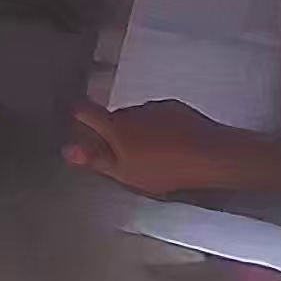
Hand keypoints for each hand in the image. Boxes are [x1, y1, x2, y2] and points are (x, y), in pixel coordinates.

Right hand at [64, 100, 260, 195]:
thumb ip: (94, 159)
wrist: (211, 156)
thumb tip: (69, 151)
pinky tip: (169, 148)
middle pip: (113, 117)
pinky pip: (159, 117)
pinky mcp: (177, 109)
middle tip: (119, 156)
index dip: (77, 115)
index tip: (74, 119)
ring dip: (138, 132)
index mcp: (114, 126)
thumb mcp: (123, 172)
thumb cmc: (166, 168)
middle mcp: (132, 111)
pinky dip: (159, 129)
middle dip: (113, 132)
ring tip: (149, 156)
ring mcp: (156, 108)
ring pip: (137, 118)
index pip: (85, 111)